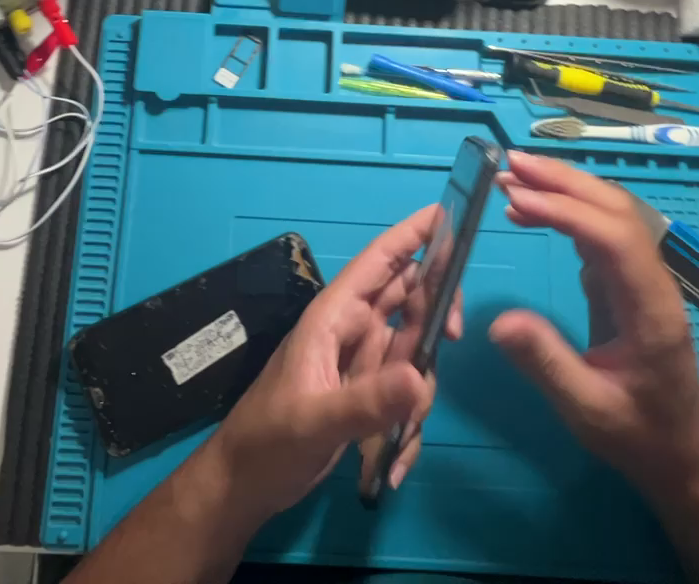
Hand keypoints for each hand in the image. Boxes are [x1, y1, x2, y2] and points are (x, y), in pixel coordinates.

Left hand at [205, 207, 456, 516]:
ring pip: (417, 353)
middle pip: (412, 298)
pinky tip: (391, 464)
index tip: (452, 215)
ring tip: (396, 437)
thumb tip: (421, 376)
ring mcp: (365, 362)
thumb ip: (368, 401)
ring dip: (418, 394)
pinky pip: (408, 394)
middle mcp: (354, 330)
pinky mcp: (371, 393)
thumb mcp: (316, 420)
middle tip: (449, 339)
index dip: (414, 233)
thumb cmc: (269, 440)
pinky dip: (407, 427)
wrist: (247, 483)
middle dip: (436, 316)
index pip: (380, 261)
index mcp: (334, 316)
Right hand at [489, 151, 698, 490]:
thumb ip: (546, 364)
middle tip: (509, 164)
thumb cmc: (637, 433)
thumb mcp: (587, 410)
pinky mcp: (625, 281)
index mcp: (652, 309)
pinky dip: (561, 210)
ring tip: (510, 177)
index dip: (567, 212)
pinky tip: (527, 210)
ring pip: (607, 213)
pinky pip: (596, 231)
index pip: (615, 239)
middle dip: (563, 180)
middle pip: (615, 211)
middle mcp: (652, 281)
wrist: (678, 452)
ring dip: (561, 187)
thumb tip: (498, 322)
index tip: (516, 199)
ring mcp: (640, 277)